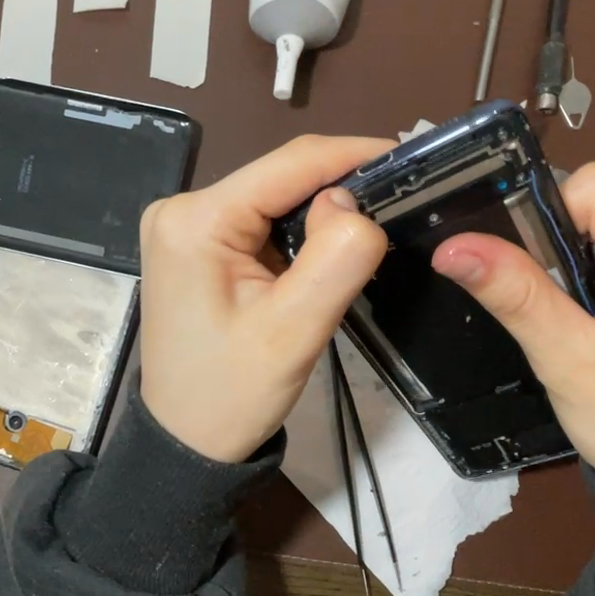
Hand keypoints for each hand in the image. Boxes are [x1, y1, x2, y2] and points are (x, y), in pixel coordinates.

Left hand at [139, 135, 392, 462]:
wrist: (187, 440)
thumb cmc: (231, 395)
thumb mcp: (293, 332)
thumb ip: (335, 258)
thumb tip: (354, 199)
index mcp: (195, 221)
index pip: (289, 165)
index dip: (355, 155)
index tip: (413, 159)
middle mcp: (181, 210)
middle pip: (280, 179)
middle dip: (340, 190)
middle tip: (401, 204)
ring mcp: (185, 228)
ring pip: (274, 200)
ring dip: (321, 215)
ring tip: (373, 231)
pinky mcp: (195, 248)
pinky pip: (259, 224)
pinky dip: (297, 236)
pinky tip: (327, 252)